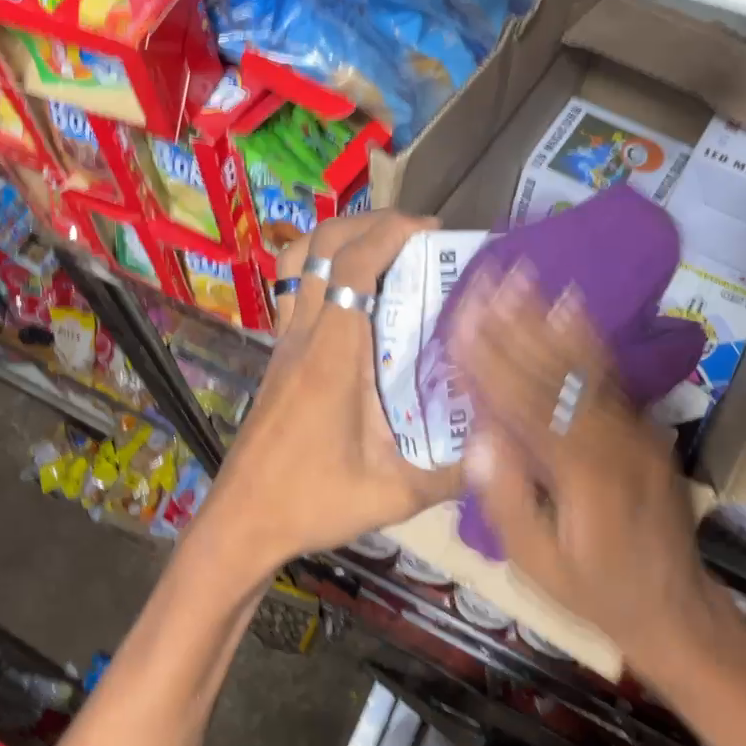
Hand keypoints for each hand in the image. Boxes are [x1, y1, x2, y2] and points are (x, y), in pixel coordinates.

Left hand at [196, 212, 459, 573]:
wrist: (242, 522)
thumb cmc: (313, 502)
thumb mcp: (395, 495)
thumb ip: (452, 473)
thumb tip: (503, 448)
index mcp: (334, 355)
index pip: (353, 266)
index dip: (390, 232)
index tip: (431, 230)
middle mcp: (304, 336)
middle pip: (320, 246)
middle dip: (368, 223)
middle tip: (414, 236)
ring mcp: (283, 345)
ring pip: (296, 263)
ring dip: (336, 241)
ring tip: (380, 251)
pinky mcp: (276, 359)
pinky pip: (293, 292)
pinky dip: (322, 273)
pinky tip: (355, 301)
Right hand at [450, 266, 721, 670]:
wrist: (675, 605)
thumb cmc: (596, 591)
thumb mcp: (540, 564)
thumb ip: (510, 500)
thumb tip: (481, 438)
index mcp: (581, 474)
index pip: (524, 404)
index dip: (489, 360)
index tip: (460, 321)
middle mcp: (610, 439)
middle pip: (554, 371)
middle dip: (515, 323)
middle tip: (487, 280)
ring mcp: (633, 428)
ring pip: (583, 363)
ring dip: (547, 318)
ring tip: (522, 277)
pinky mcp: (643, 427)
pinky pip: (609, 375)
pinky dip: (586, 335)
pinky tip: (572, 305)